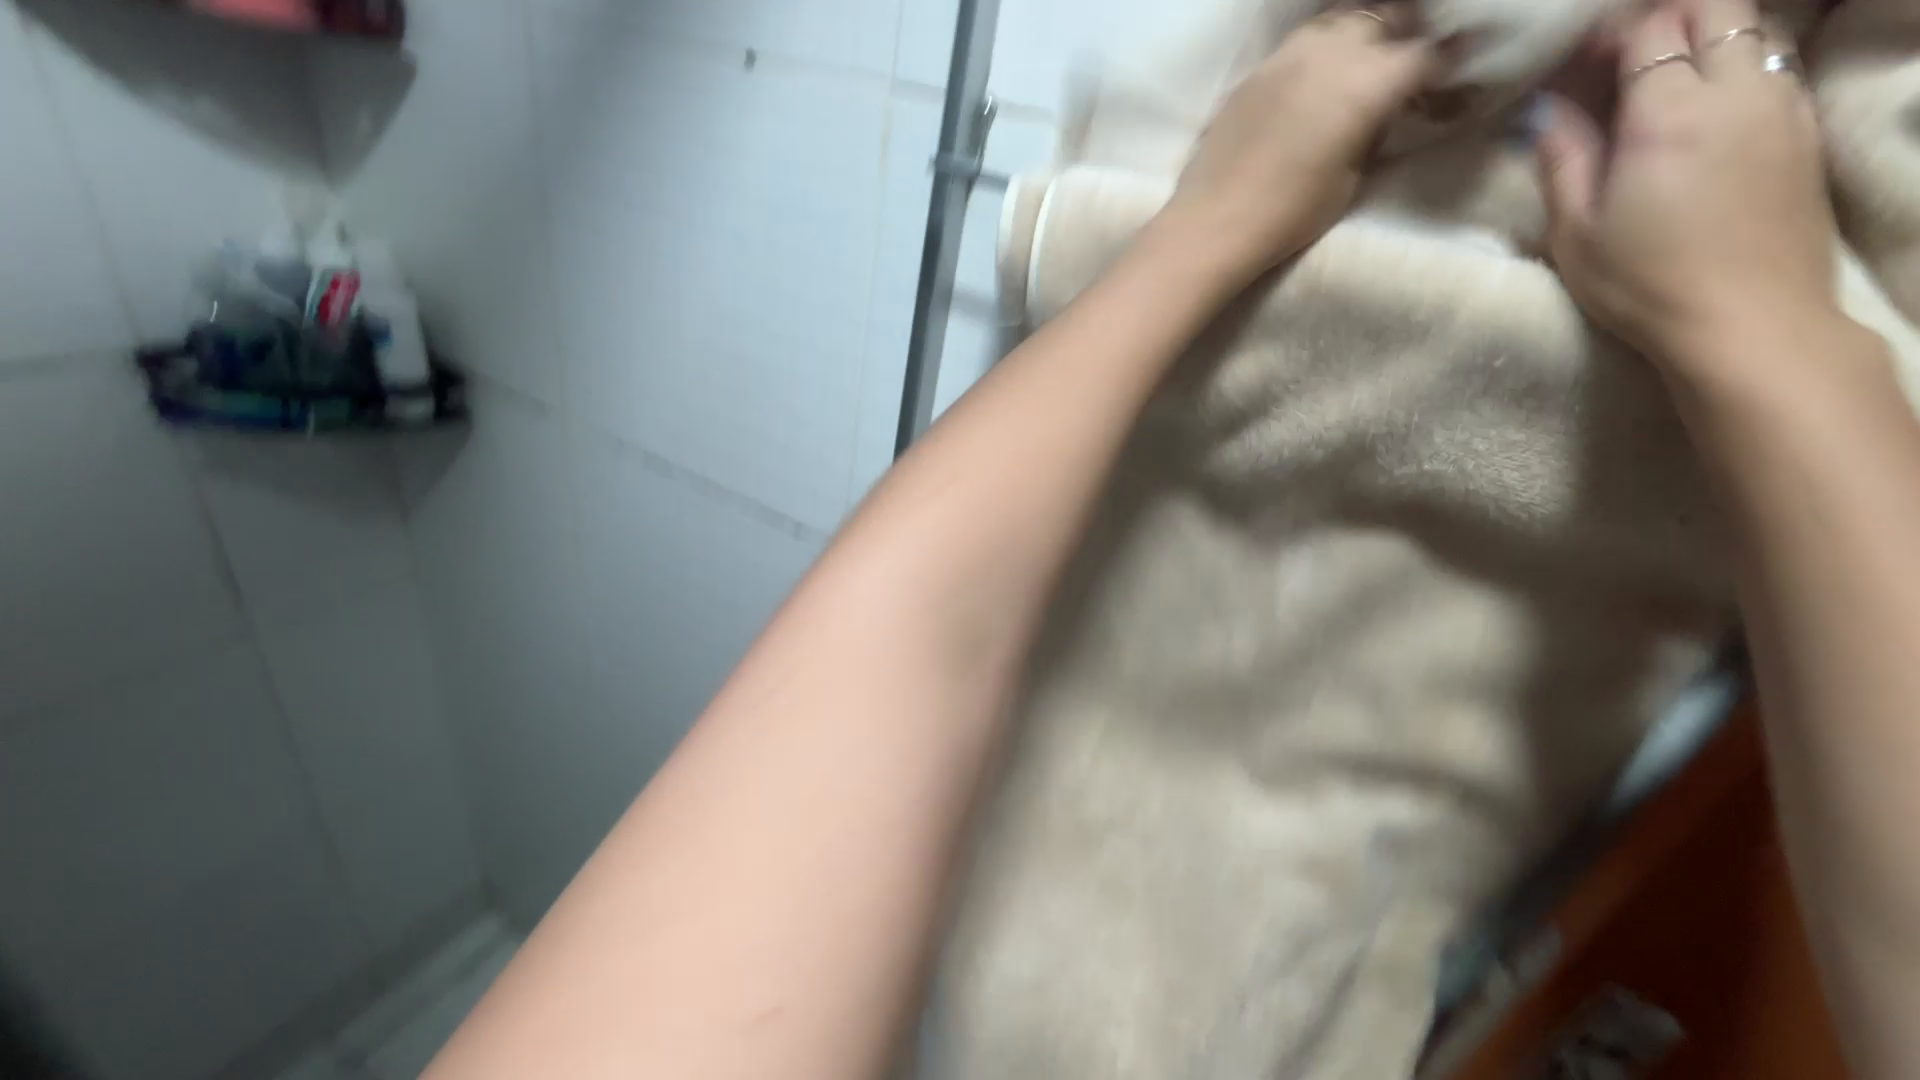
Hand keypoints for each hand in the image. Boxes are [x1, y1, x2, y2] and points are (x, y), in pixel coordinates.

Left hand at [1160, 4, 1433, 285]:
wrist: (1213, 223)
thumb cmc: (1288, 215)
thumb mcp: (1350, 180)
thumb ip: (1374, 132)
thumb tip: (1385, 111)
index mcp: (1370, 82)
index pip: (1428, 53)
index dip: (1450, 60)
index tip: (1461, 66)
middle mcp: (1333, 53)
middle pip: (1386, 19)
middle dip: (1406, 35)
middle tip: (1412, 60)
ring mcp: (1288, 57)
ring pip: (1340, 20)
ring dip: (1361, 33)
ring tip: (1365, 60)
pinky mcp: (1255, 72)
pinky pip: (1300, 44)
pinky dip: (1320, 50)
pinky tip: (1319, 75)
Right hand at [1535, 0, 1839, 379]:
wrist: (1747, 321)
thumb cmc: (1643, 284)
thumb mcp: (1575, 233)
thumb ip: (1562, 160)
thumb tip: (1545, 111)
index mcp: (1668, 116)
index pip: (1649, 32)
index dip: (1610, 38)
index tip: (1578, 65)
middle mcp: (1736, 93)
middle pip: (1713, 11)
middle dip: (1665, 21)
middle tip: (1621, 60)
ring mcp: (1782, 108)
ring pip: (1753, 31)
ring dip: (1706, 38)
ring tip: (1663, 79)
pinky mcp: (1806, 131)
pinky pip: (1776, 67)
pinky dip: (1740, 66)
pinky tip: (1708, 107)